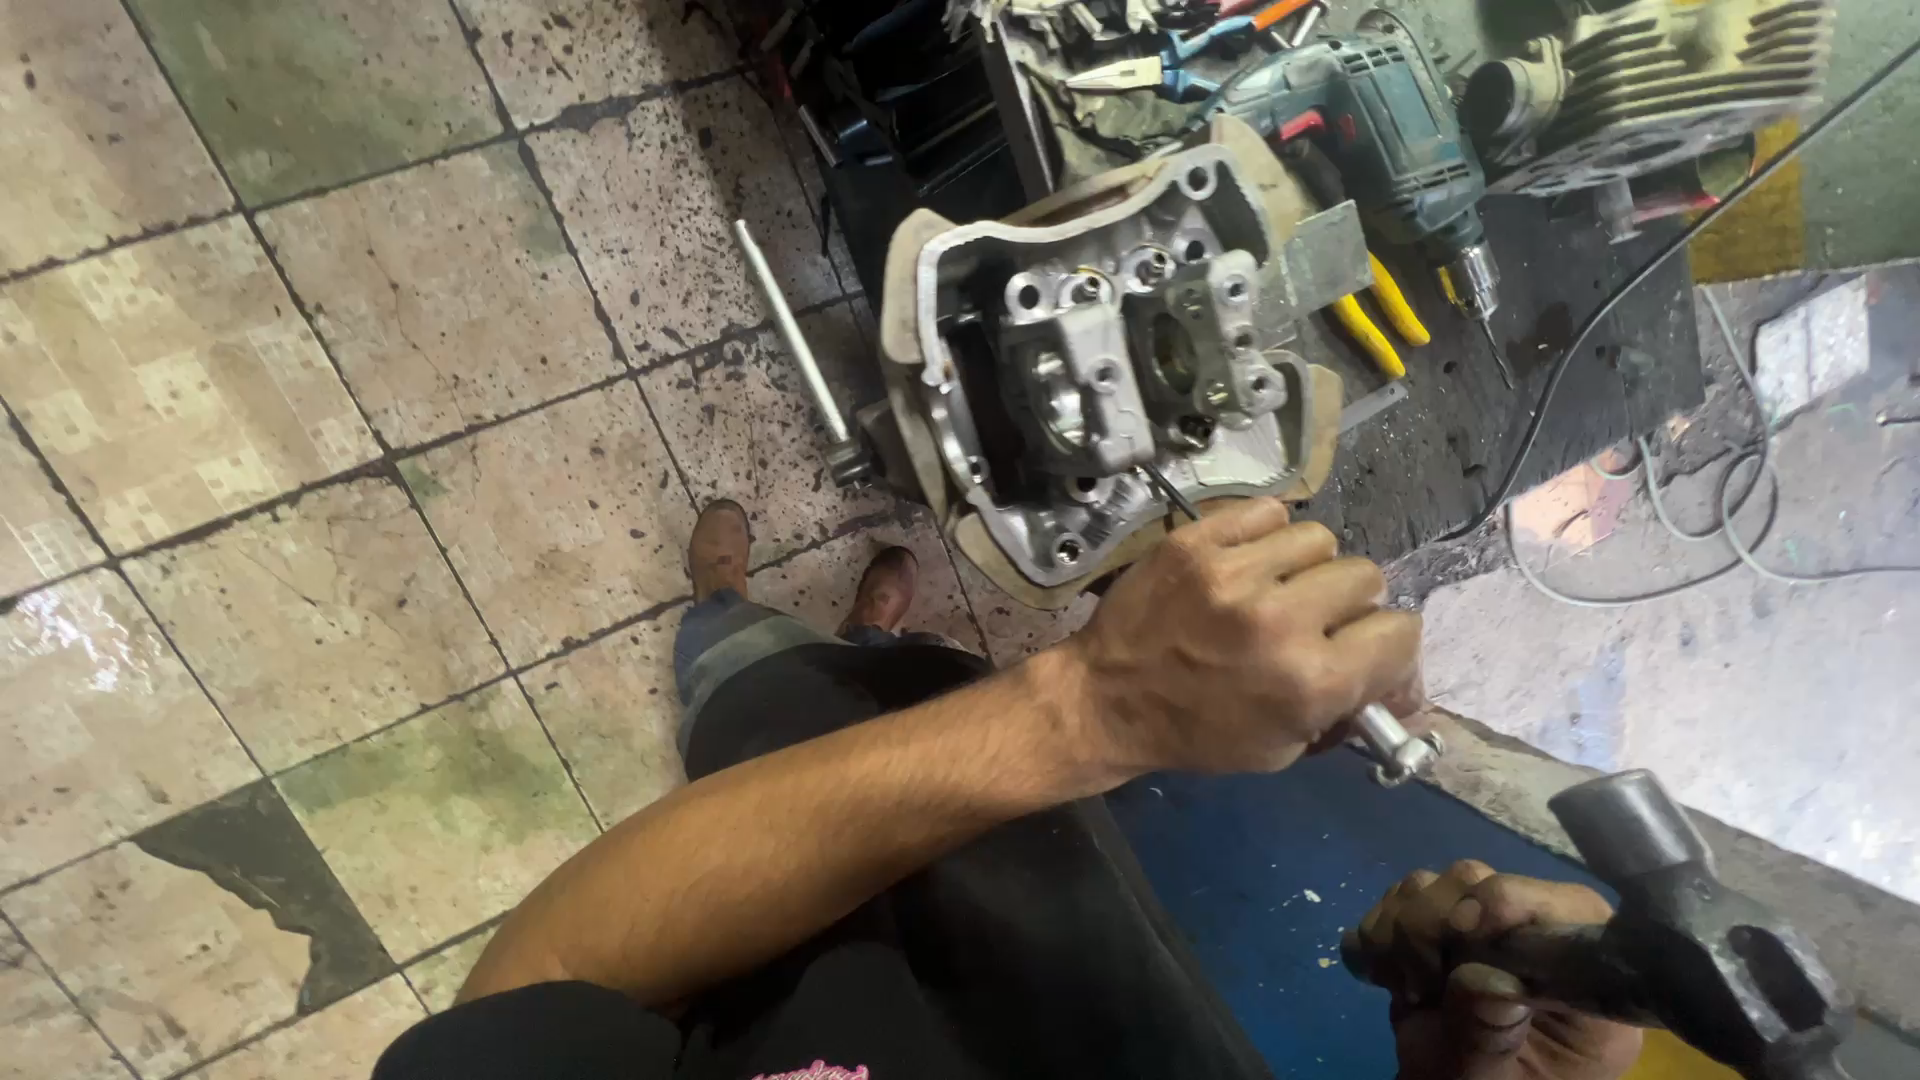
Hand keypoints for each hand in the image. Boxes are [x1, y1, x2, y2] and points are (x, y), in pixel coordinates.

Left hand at [1059, 497, 1422, 774]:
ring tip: (1274, 586)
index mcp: (1310, 681)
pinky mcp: (1193, 542)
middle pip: (1364, 576)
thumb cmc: (1195, 733)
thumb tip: (1404, 679)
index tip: (1359, 647)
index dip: (1384, 644)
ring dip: (1306, 566)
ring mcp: (1231, 573)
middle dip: (1347, 603)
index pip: (1399, 631)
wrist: (1106, 698)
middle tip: (1312, 618)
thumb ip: (1349, 704)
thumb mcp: (1283, 746)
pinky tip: (1246, 559)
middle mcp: (1279, 619)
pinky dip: (1265, 533)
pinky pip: (1266, 511)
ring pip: (1318, 538)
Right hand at [1358, 861, 1642, 1079]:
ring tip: (1402, 988)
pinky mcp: (1426, 928)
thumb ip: (1488, 1031)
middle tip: (1417, 984)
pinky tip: (1382, 976)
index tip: (1463, 929)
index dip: (1513, 900)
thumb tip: (1486, 973)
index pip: (1569, 907)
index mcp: (1575, 986)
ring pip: (1425, 885)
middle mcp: (1526, 942)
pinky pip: (1390, 900)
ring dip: (1395, 933)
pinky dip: (1373, 934)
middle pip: (1475, 882)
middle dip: (1428, 923)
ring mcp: (1472, 929)